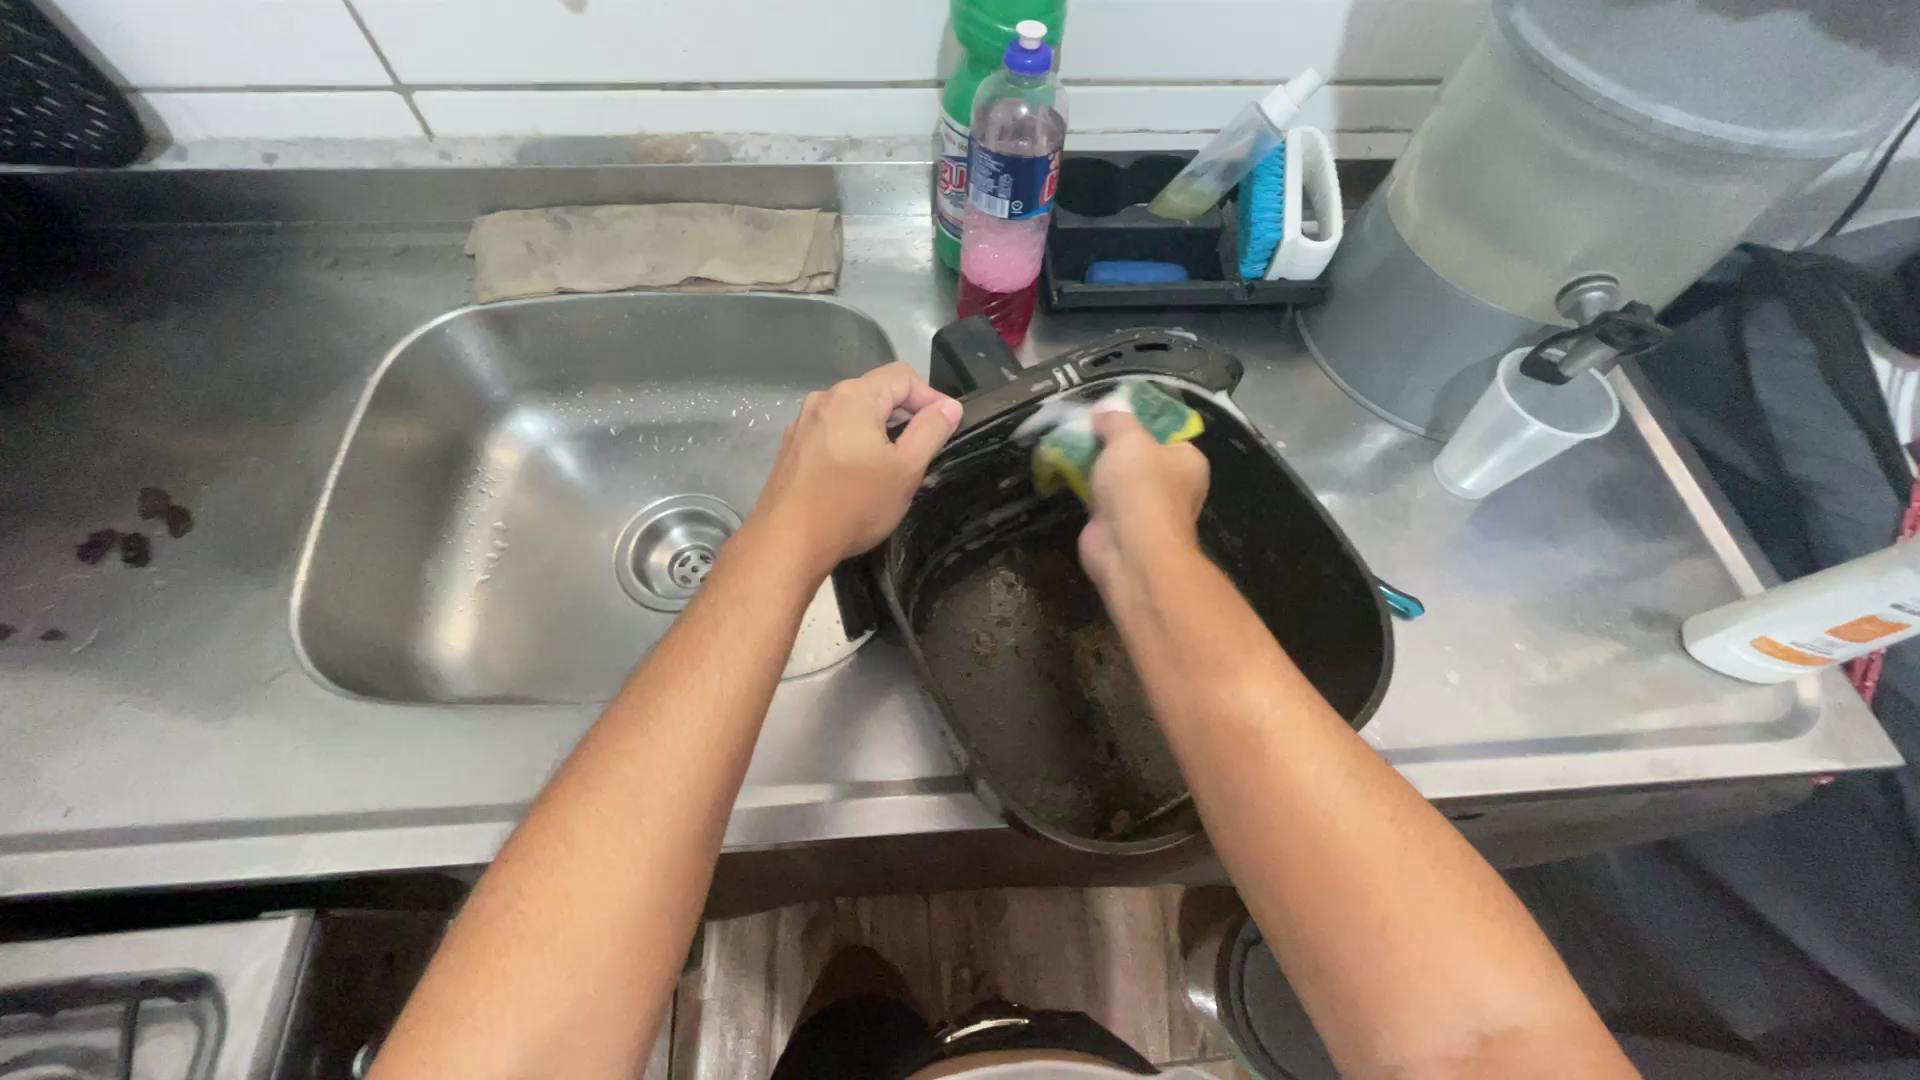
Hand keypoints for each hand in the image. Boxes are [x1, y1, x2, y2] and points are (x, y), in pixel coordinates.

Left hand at [747, 362, 962, 578]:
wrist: (788, 542)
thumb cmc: (854, 504)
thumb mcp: (906, 469)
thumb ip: (931, 431)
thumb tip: (949, 406)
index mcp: (854, 396)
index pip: (903, 376)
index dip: (931, 397)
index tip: (946, 428)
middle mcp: (824, 400)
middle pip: (877, 393)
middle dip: (906, 416)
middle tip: (925, 453)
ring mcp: (803, 424)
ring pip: (854, 416)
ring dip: (880, 434)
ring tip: (895, 469)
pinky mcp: (792, 449)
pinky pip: (834, 435)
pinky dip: (855, 446)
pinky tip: (860, 478)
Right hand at [1078, 410, 1209, 589]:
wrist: (1127, 547)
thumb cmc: (1141, 486)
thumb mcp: (1129, 438)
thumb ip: (1116, 420)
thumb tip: (1103, 412)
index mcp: (1188, 462)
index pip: (1167, 434)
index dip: (1140, 420)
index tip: (1113, 410)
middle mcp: (1172, 486)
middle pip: (1139, 455)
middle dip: (1112, 443)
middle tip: (1086, 426)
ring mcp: (1144, 508)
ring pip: (1117, 478)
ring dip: (1096, 466)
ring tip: (1070, 443)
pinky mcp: (1117, 525)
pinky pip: (1100, 498)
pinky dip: (1085, 487)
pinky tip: (1066, 471)